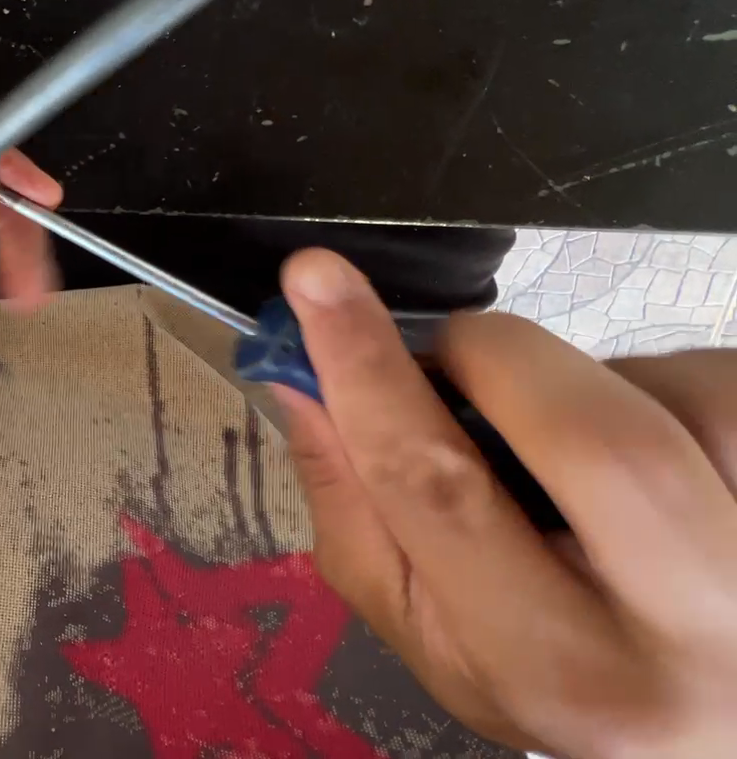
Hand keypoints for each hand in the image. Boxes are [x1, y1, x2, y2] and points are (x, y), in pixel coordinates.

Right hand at [276, 248, 736, 757]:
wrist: (723, 733)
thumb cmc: (549, 676)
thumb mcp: (417, 619)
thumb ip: (346, 501)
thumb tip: (297, 379)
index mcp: (549, 658)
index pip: (433, 483)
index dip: (364, 369)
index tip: (315, 278)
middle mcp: (701, 631)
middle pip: (595, 437)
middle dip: (491, 355)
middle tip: (455, 356)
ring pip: (674, 396)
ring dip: (588, 384)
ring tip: (578, 449)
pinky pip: (724, 384)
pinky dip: (667, 392)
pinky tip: (670, 459)